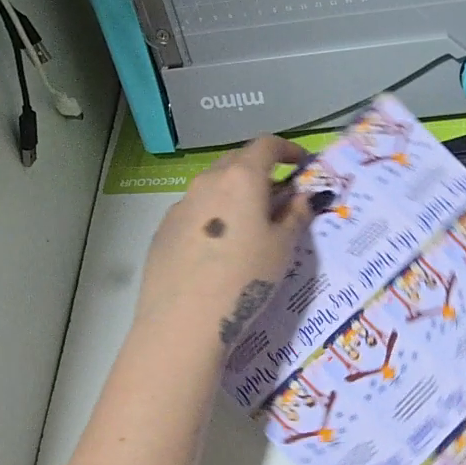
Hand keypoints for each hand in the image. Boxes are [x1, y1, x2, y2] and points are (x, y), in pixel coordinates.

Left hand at [136, 135, 326, 352]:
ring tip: (247, 224)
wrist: (184, 319)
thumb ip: (295, 216)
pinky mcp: (164, 228)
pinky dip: (212, 216)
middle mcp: (208, 181)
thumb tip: (301, 198)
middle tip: (276, 196)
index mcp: (242, 178)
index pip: (266, 145)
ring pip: (212, 187)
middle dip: (260, 171)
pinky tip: (217, 249)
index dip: (287, 150)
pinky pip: (195, 211)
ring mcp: (181, 204)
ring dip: (233, 194)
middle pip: (237, 161)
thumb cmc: (246, 279)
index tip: (300, 163)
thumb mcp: (282, 248)